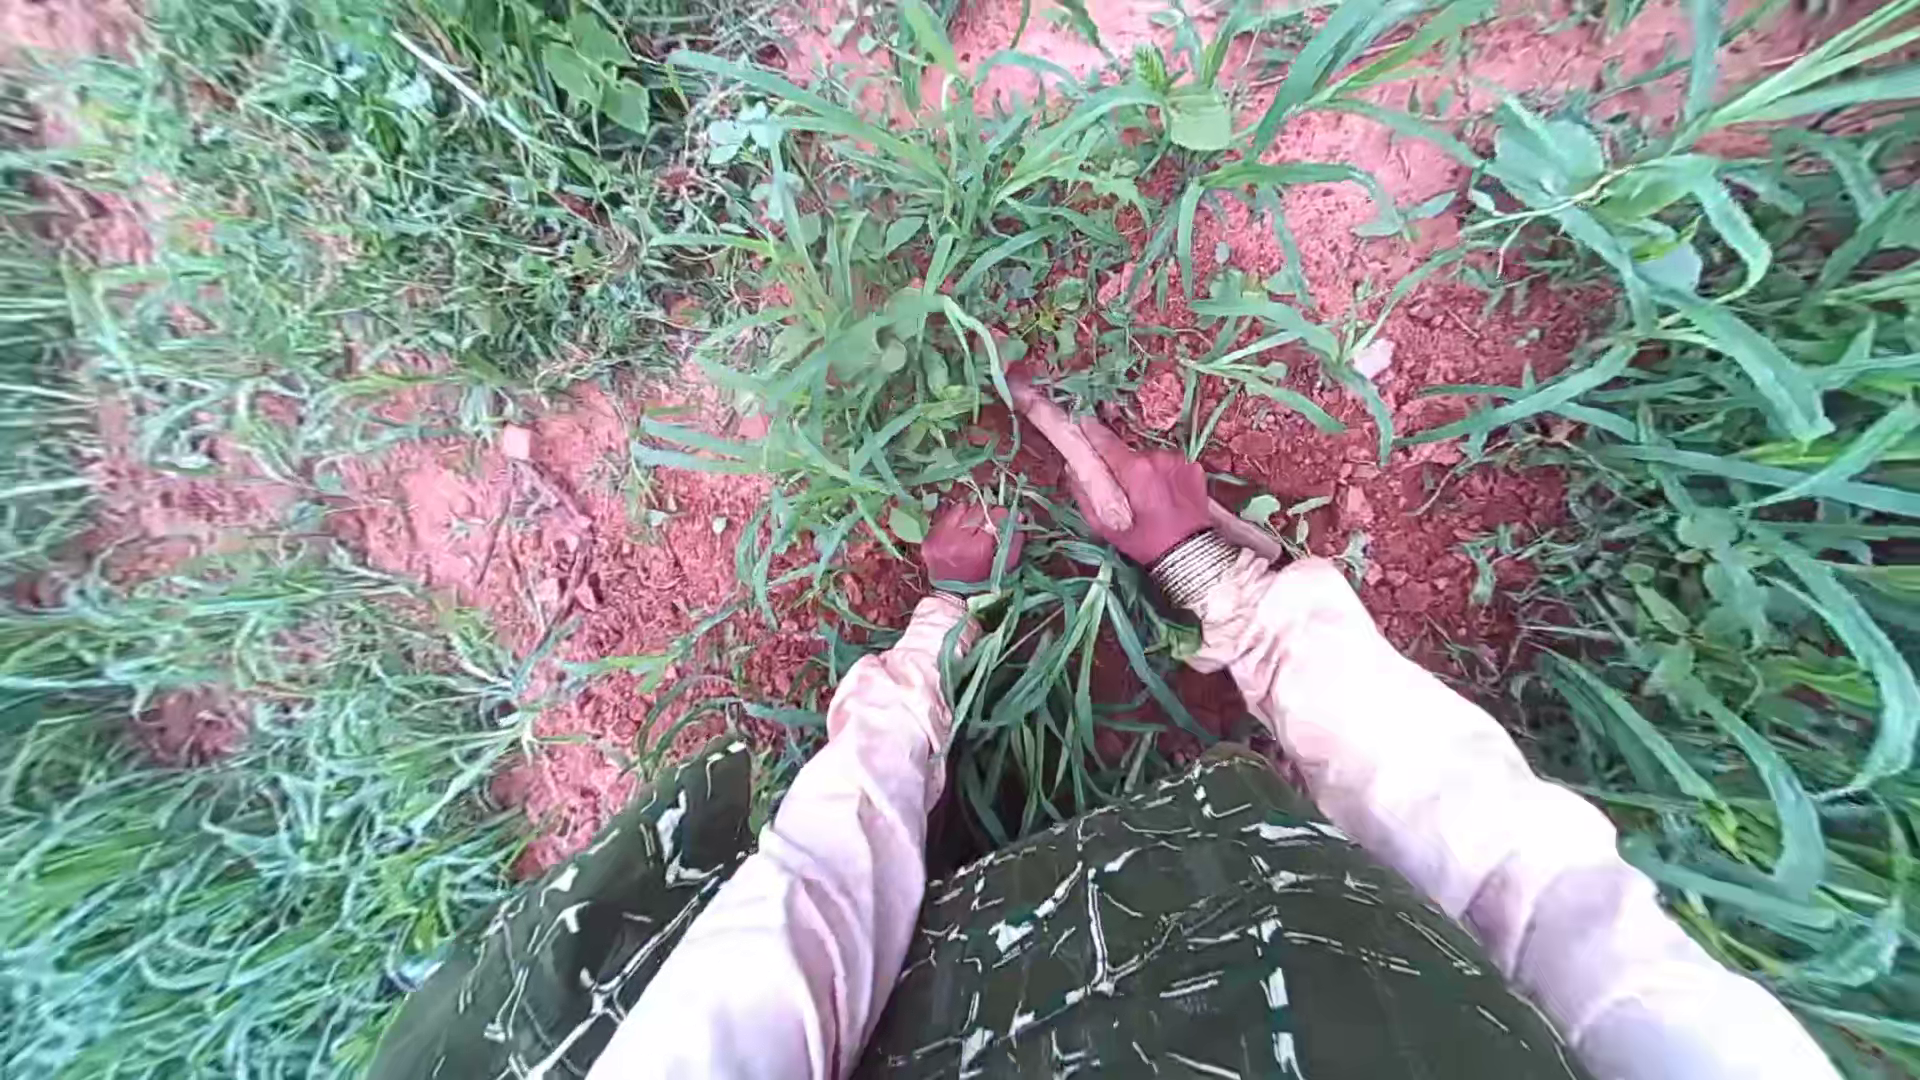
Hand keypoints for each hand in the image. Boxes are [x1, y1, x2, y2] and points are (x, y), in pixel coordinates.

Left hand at [922, 499, 1021, 587]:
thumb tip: (1018, 517)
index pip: (994, 518)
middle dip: (988, 513)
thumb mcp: (1004, 566)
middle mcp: (957, 540)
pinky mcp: (930, 536)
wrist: (952, 595)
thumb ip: (1014, 541)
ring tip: (975, 523)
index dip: (1003, 514)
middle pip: (978, 511)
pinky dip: (957, 516)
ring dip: (972, 513)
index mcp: (978, 549)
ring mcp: (940, 537)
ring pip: (962, 509)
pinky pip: (948, 515)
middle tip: (992, 519)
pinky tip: (962, 525)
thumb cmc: (983, 582)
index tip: (1006, 515)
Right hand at [1065, 425, 1210, 563]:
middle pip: (1129, 453)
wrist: (1192, 555)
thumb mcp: (1106, 527)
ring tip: (1148, 497)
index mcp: (1135, 470)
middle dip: (1123, 466)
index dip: (1092, 433)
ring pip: (1151, 459)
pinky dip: (1164, 476)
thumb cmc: (1145, 543)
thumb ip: (1085, 496)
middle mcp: (1158, 457)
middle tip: (1124, 490)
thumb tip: (1073, 470)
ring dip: (1145, 472)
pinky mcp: (1195, 467)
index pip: (1106, 442)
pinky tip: (1166, 496)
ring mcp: (1179, 460)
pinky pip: (1170, 465)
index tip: (1082, 424)